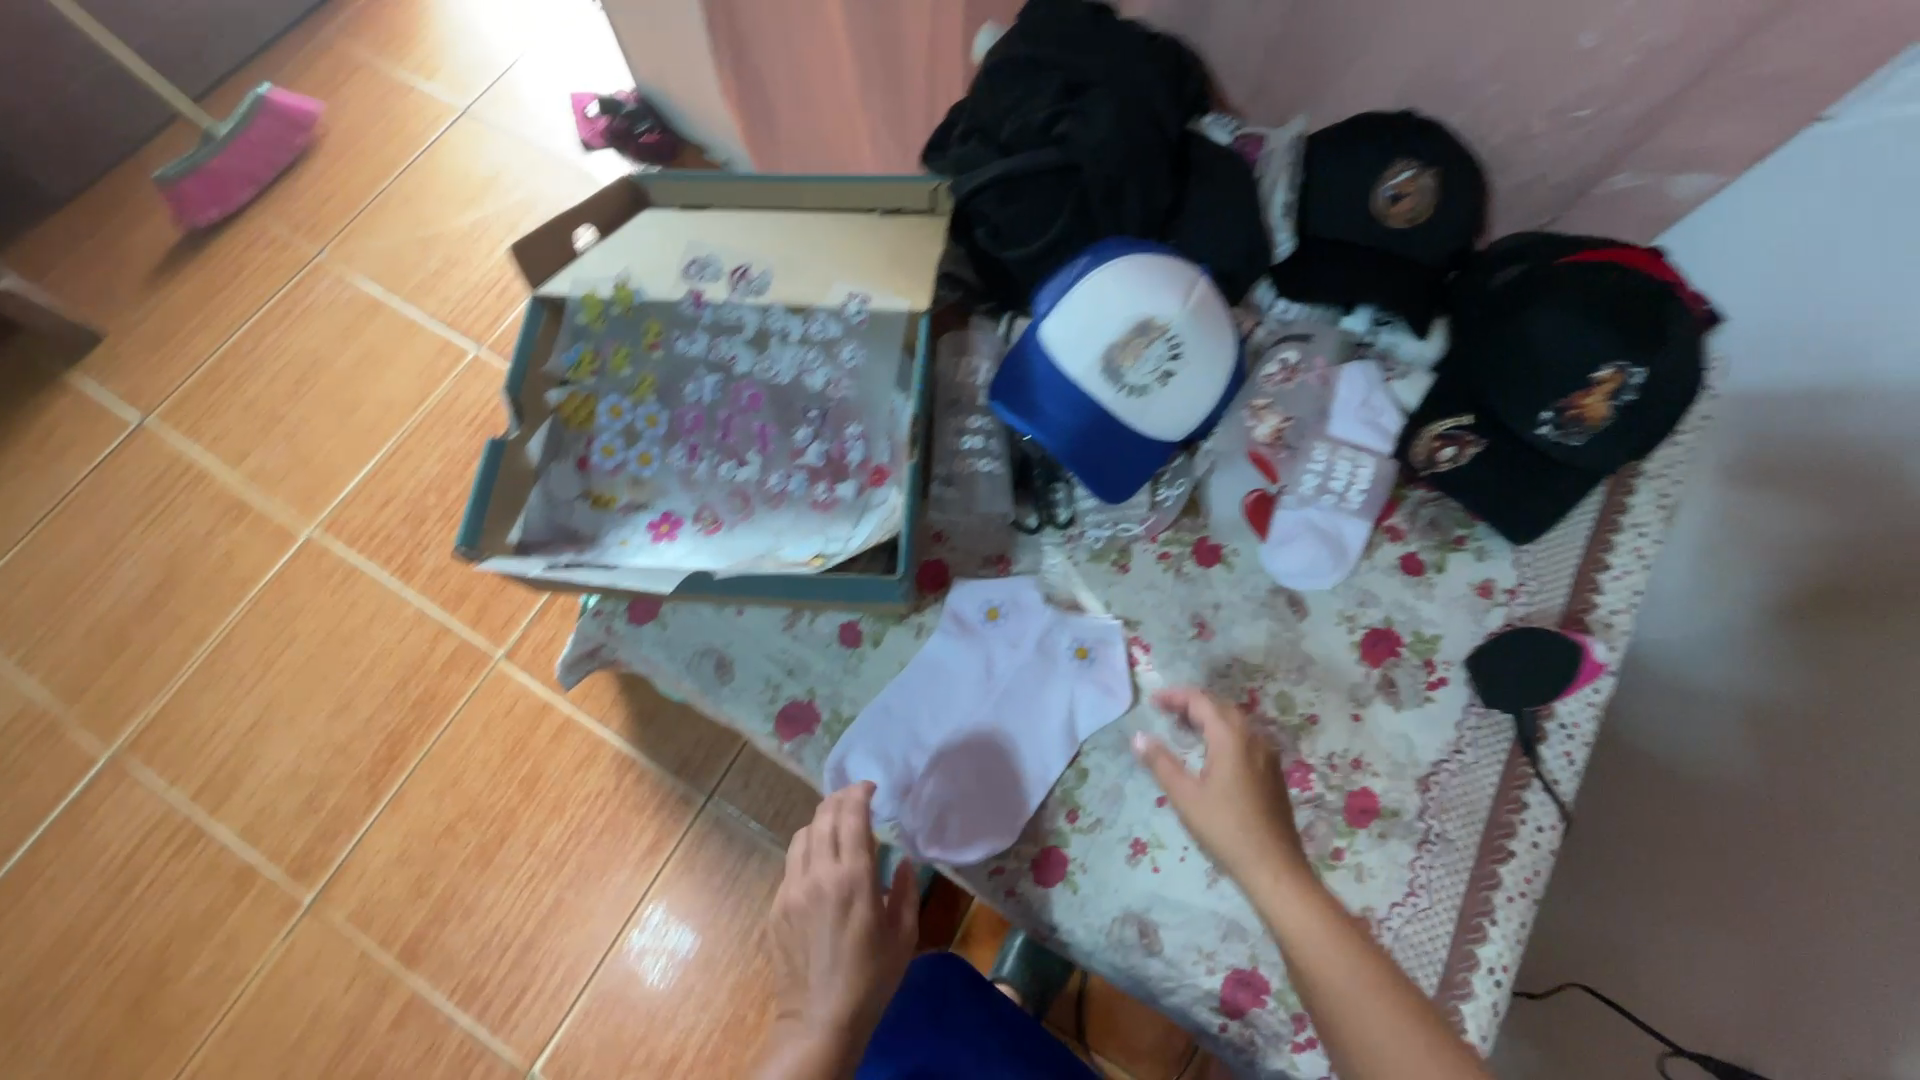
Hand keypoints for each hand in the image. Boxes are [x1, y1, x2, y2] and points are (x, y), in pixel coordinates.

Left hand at [766, 781, 918, 1046]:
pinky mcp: (776, 905)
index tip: (870, 787)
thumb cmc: (870, 979)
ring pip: (802, 835)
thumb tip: (902, 860)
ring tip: (836, 826)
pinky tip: (820, 864)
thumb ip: (905, 891)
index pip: (851, 816)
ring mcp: (792, 889)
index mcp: (854, 878)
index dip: (859, 793)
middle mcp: (819, 874)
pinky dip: (807, 851)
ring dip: (821, 822)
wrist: (819, 1020)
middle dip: (840, 799)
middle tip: (855, 798)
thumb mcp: (904, 936)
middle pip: (823, 817)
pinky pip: (791, 864)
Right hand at [1132, 687, 1311, 888]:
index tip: (1152, 701)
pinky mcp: (1272, 770)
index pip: (1201, 701)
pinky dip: (1224, 731)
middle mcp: (1253, 737)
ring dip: (1209, 716)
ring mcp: (1267, 753)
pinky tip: (1211, 751)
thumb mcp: (1185, 796)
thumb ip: (1160, 762)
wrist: (1273, 865)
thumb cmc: (1225, 828)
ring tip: (1183, 727)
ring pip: (1235, 720)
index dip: (1175, 696)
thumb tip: (1138, 737)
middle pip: (1220, 706)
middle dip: (1191, 703)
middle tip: (1165, 712)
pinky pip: (1245, 736)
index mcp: (1230, 737)